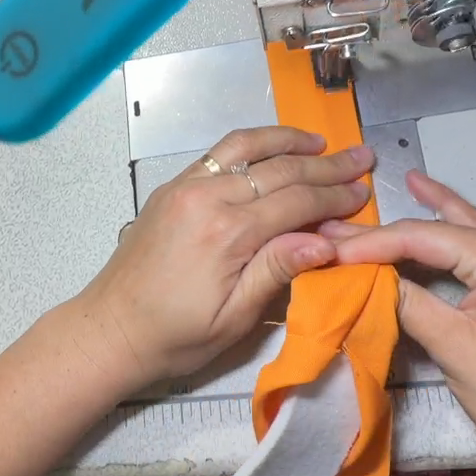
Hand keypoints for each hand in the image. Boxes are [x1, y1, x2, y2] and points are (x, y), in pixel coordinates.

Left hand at [71, 127, 373, 388]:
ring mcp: (185, 186)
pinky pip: (218, 154)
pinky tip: (271, 150)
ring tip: (321, 142)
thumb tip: (328, 240)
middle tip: (361, 156)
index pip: (296, 202)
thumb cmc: (175, 335)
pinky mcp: (171, 187)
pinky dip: (251, 145)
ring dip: (287, 140)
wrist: (110, 327)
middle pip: (278, 169)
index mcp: (227, 233)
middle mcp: (206, 197)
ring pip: (245, 147)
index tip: (365, 193)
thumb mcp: (233, 319)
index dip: (334, 198)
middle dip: (325, 164)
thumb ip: (277, 271)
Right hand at [327, 170, 475, 475]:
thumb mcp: (458, 352)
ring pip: (457, 229)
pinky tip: (426, 195)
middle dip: (383, 233)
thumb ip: (408, 303)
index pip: (420, 238)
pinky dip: (444, 228)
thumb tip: (364, 277)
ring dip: (411, 223)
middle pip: (436, 229)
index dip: (368, 244)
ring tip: (365, 200)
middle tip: (330, 224)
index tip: (323, 247)